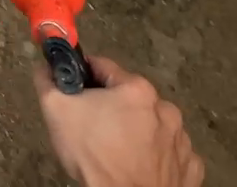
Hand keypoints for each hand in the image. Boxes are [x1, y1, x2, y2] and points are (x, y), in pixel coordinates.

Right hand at [35, 56, 203, 186]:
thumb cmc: (91, 151)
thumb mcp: (54, 106)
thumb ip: (46, 77)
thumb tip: (46, 67)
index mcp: (137, 89)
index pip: (101, 67)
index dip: (82, 77)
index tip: (73, 94)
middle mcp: (166, 109)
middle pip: (128, 97)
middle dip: (110, 105)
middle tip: (91, 124)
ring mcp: (183, 142)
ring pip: (150, 123)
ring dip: (134, 129)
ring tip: (115, 149)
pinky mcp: (191, 169)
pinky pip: (168, 151)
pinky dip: (153, 153)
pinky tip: (137, 164)